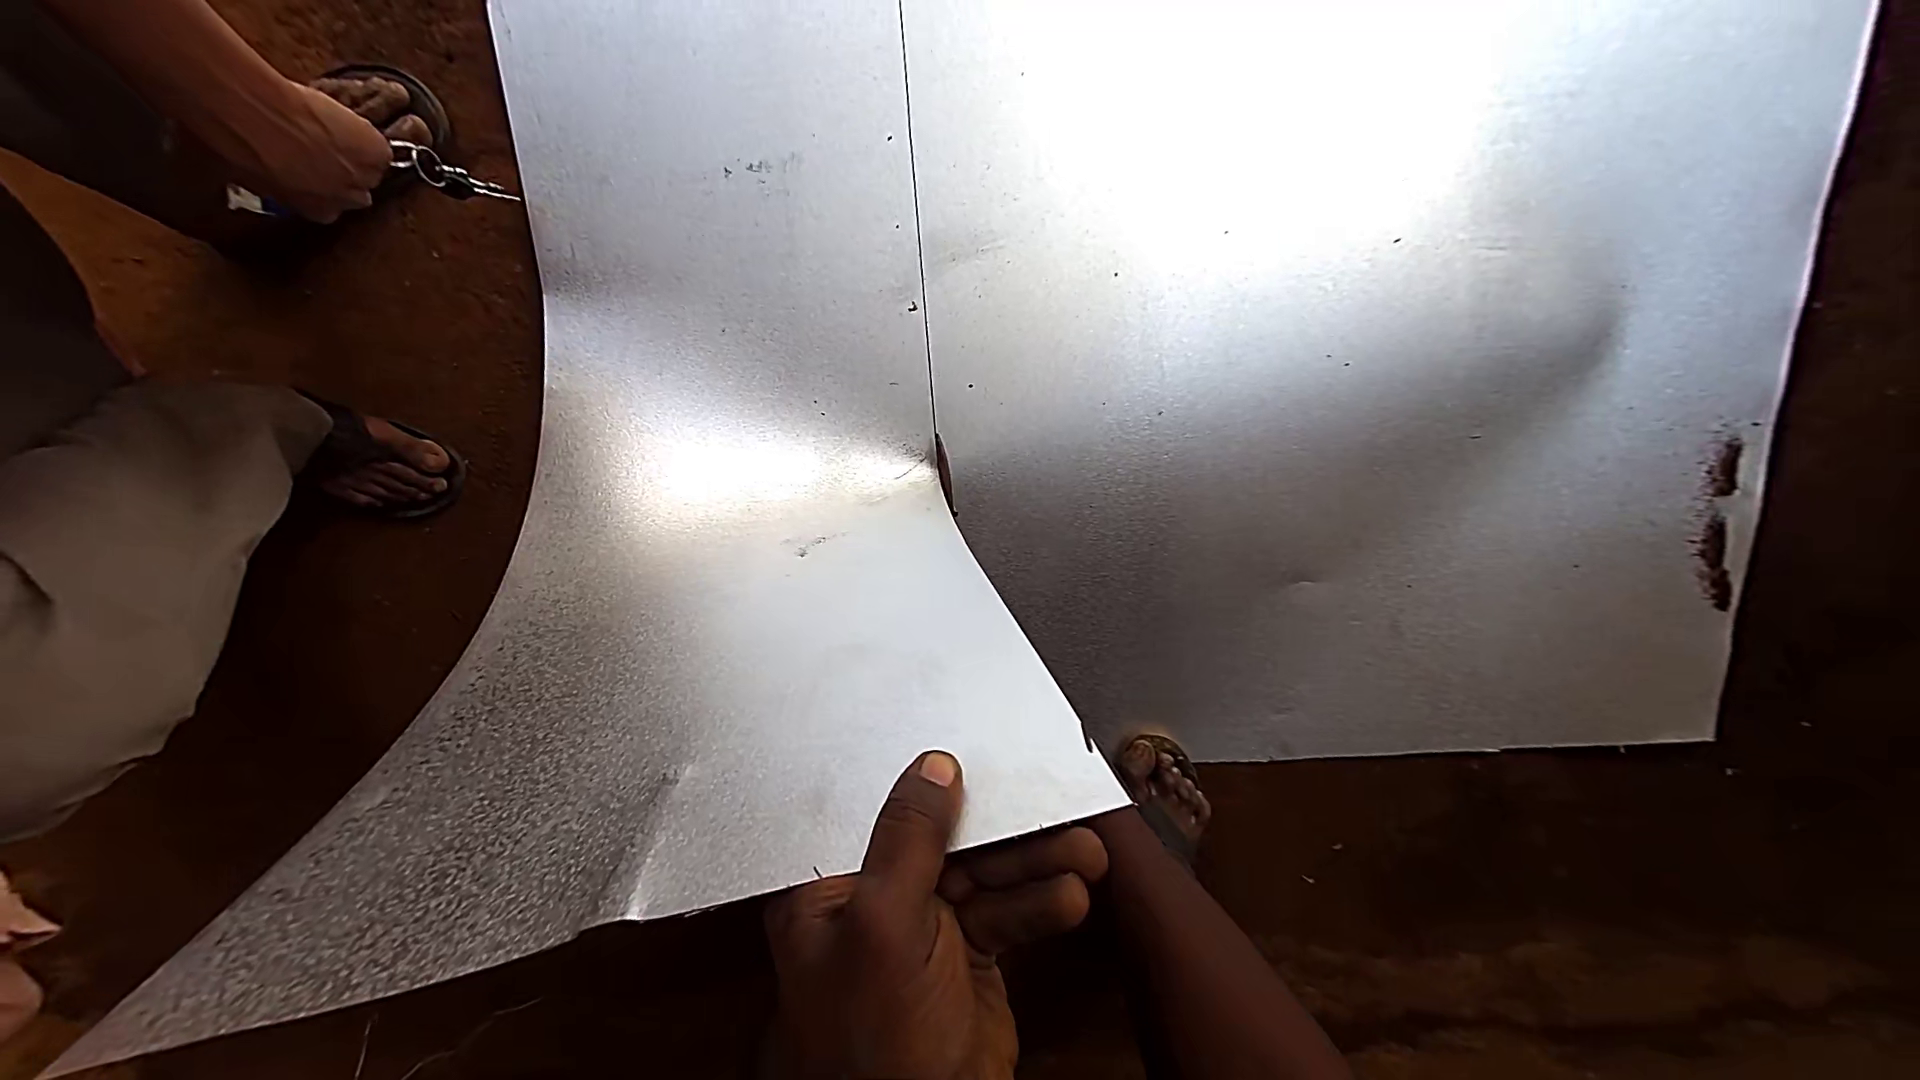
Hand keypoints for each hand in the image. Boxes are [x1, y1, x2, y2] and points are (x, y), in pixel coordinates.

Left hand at [228, 80, 392, 222]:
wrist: (242, 105)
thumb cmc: (227, 139)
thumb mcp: (219, 171)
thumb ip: (244, 185)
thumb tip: (234, 187)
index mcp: (315, 212)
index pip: (327, 208)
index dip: (313, 189)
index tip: (298, 173)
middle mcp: (347, 201)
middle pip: (355, 194)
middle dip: (339, 177)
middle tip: (312, 150)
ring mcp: (366, 178)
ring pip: (369, 171)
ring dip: (353, 156)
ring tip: (325, 131)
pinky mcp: (378, 153)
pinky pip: (381, 149)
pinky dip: (366, 137)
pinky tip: (342, 123)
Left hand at [763, 752, 1107, 1079]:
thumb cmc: (869, 1042)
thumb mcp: (882, 923)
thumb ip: (907, 839)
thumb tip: (932, 768)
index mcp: (835, 884)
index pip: (882, 810)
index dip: (926, 780)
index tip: (972, 752)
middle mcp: (880, 897)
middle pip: (947, 837)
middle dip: (1004, 826)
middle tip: (1050, 804)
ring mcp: (927, 924)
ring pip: (986, 872)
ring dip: (1035, 861)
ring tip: (1083, 852)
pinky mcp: (968, 951)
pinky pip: (1007, 910)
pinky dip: (1039, 902)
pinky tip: (1069, 894)